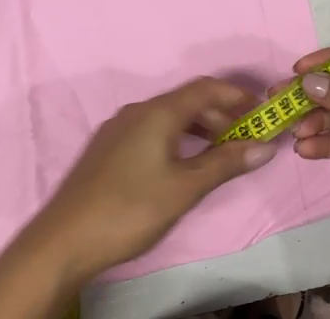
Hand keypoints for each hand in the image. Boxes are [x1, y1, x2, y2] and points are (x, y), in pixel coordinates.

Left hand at [17, 76, 275, 281]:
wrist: (63, 241)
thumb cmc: (130, 209)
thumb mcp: (185, 189)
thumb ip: (225, 164)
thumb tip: (266, 146)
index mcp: (157, 112)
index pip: (205, 88)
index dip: (236, 93)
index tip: (262, 107)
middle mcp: (137, 110)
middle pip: (187, 101)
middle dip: (220, 113)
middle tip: (247, 134)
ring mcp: (119, 129)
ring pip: (168, 117)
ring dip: (198, 128)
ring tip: (221, 151)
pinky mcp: (108, 149)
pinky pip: (152, 130)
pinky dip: (177, 137)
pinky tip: (183, 162)